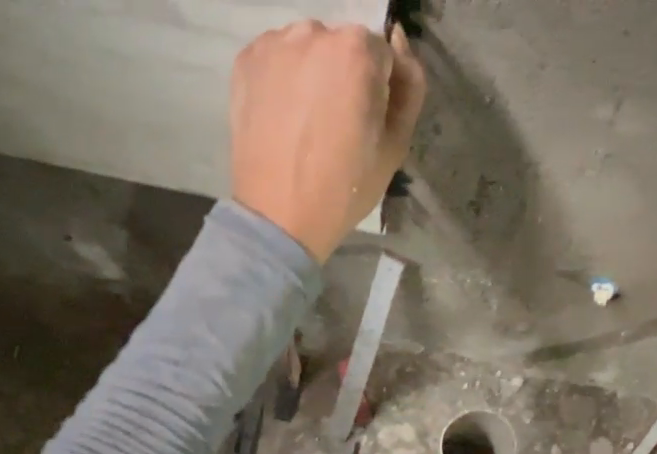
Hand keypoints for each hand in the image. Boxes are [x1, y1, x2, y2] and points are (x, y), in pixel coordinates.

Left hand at [229, 20, 425, 262]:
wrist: (279, 217)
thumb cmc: (345, 187)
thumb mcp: (396, 144)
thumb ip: (410, 85)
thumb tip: (399, 40)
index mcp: (358, 50)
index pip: (381, 54)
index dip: (377, 89)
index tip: (364, 124)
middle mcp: (313, 33)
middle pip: (342, 46)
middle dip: (344, 75)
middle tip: (334, 126)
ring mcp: (274, 45)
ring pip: (307, 48)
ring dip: (312, 73)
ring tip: (305, 122)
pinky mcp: (246, 61)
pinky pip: (276, 58)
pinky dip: (282, 78)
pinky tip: (282, 115)